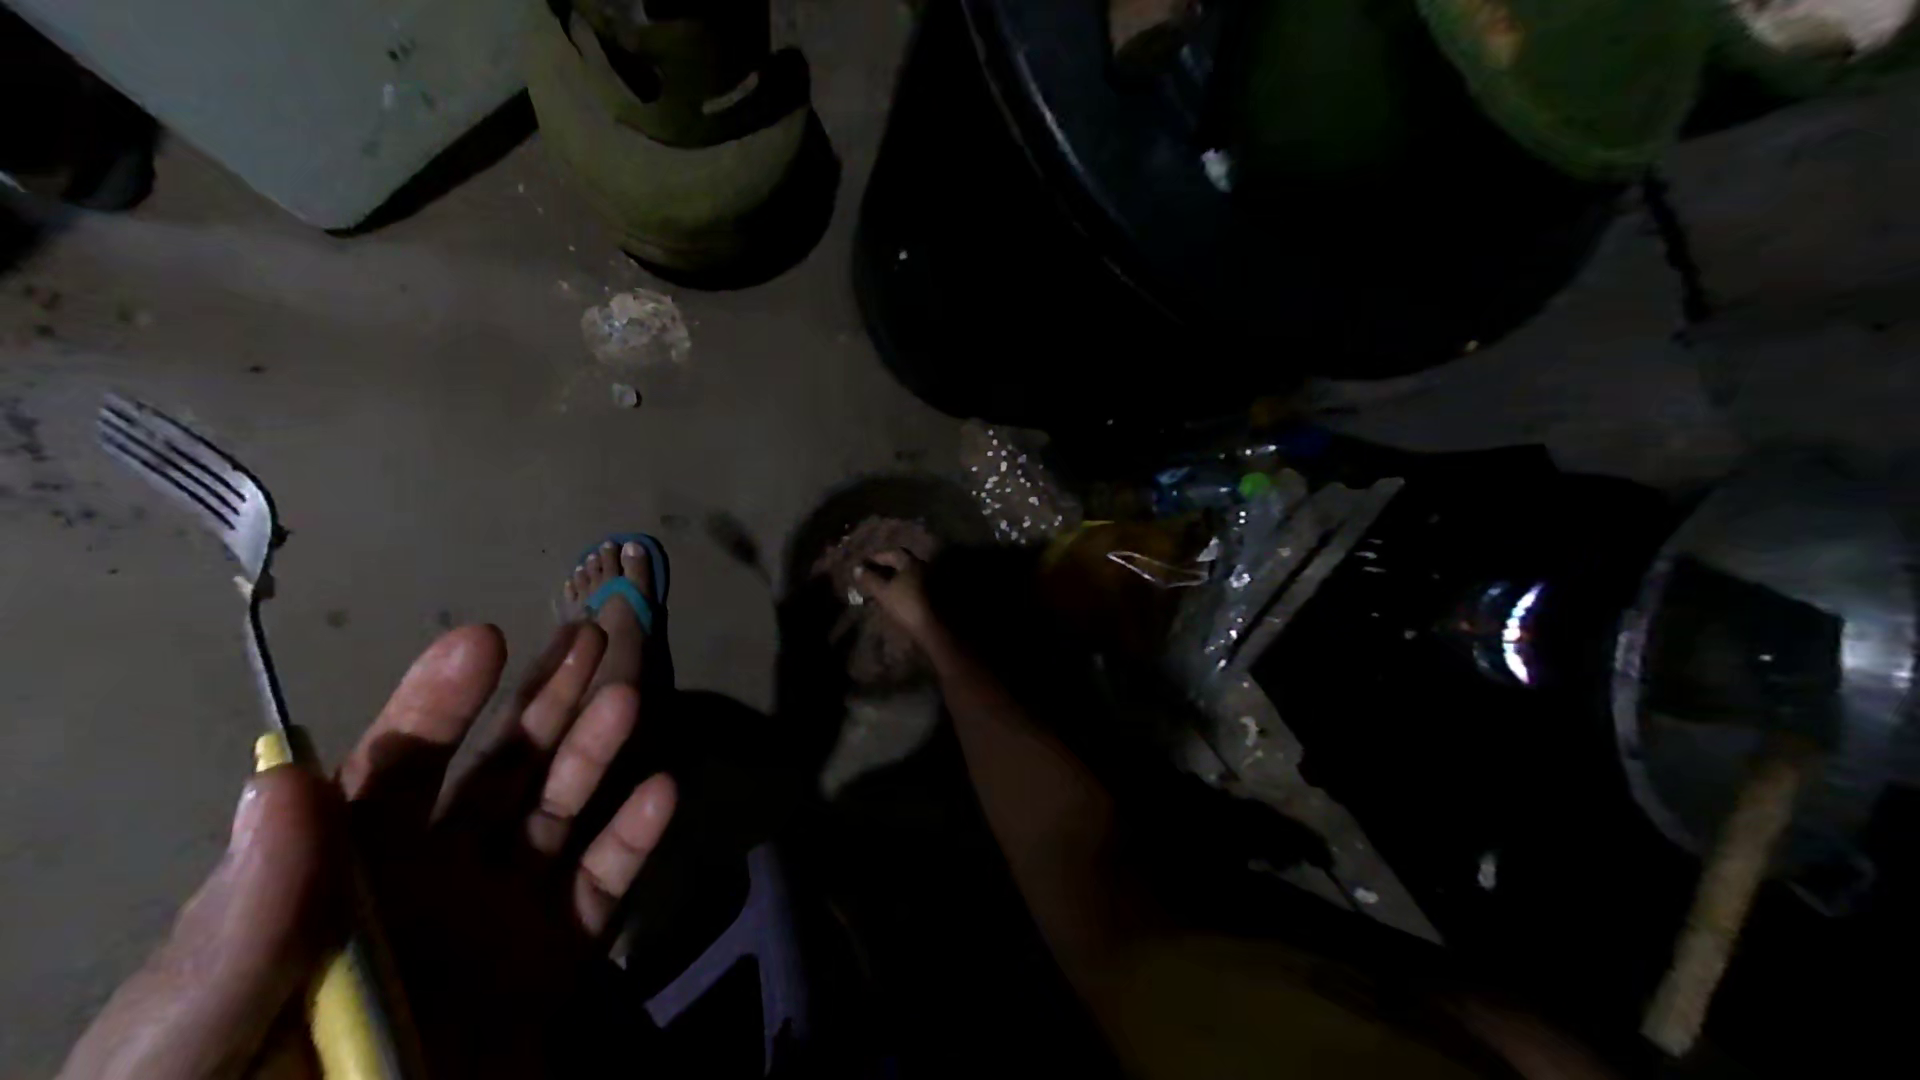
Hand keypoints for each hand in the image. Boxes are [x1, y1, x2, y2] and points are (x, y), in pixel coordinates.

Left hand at [60, 623, 676, 1079]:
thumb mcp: (187, 1030)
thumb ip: (242, 920)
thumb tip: (286, 781)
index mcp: (349, 871)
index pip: (400, 765)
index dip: (439, 700)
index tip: (480, 640)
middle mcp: (437, 874)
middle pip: (502, 767)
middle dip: (546, 696)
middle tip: (591, 633)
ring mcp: (503, 912)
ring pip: (561, 811)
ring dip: (594, 751)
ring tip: (627, 697)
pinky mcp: (554, 961)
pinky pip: (604, 889)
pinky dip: (635, 839)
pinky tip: (662, 792)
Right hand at [852, 549, 939, 646]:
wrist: (932, 627)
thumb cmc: (905, 605)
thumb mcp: (883, 592)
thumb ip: (870, 579)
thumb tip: (857, 568)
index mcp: (912, 563)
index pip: (893, 553)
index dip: (878, 557)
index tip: (865, 562)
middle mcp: (924, 567)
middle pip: (902, 563)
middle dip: (886, 567)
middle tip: (872, 573)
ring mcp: (931, 580)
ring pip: (908, 575)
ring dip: (894, 578)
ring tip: (880, 585)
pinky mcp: (934, 594)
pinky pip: (914, 584)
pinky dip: (903, 586)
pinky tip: (894, 595)